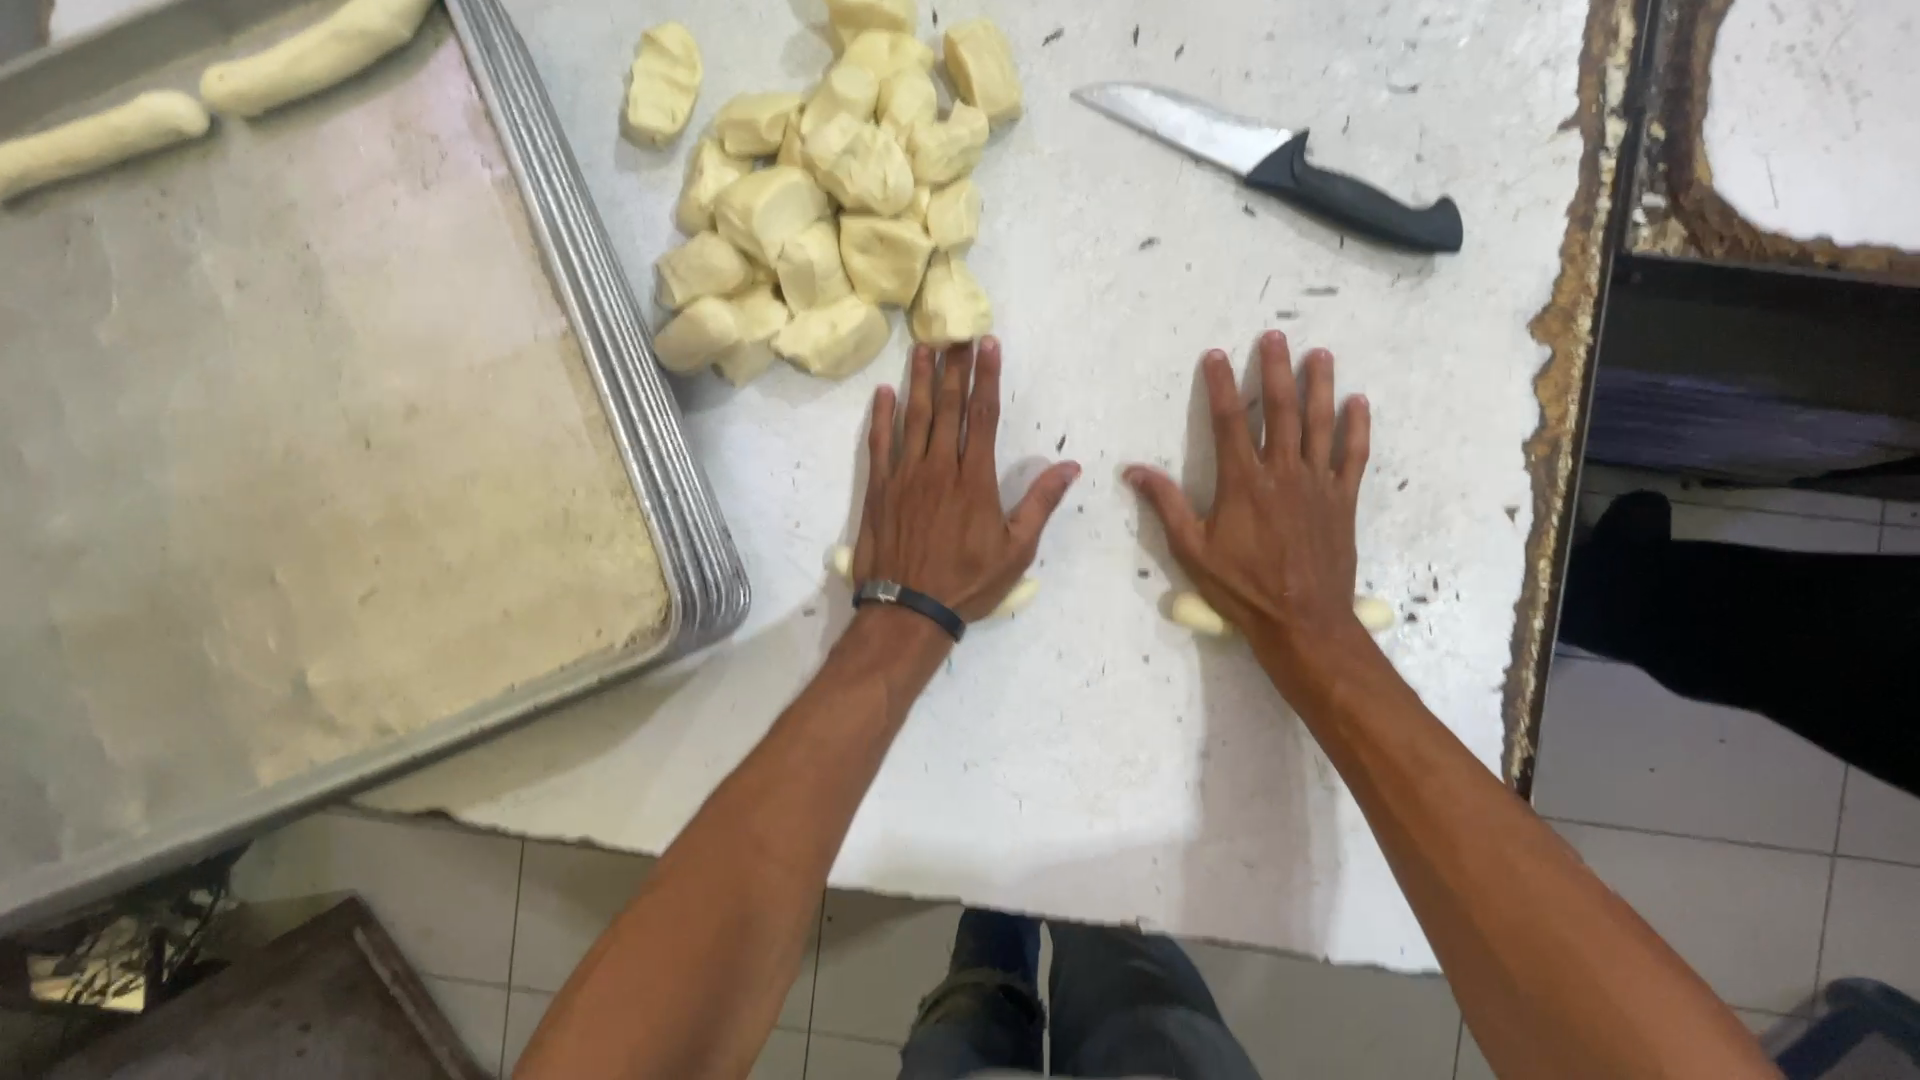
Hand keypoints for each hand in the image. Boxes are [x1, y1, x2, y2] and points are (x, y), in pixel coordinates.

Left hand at [855, 337, 1079, 622]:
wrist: (908, 609)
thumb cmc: (968, 583)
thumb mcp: (1017, 550)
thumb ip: (1040, 503)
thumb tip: (1070, 467)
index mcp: (974, 479)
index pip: (983, 416)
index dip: (987, 377)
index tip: (988, 345)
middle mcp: (938, 467)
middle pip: (948, 407)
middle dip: (954, 367)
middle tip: (955, 333)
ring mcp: (904, 476)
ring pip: (913, 417)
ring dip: (919, 381)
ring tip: (923, 348)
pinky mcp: (879, 489)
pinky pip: (879, 444)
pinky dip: (882, 416)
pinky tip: (885, 393)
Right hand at [1125, 331, 1372, 696]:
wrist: (1301, 620)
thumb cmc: (1241, 588)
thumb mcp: (1191, 550)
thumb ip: (1167, 506)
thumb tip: (1134, 471)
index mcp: (1242, 482)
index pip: (1229, 422)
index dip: (1221, 385)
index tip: (1216, 355)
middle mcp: (1283, 473)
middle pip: (1281, 410)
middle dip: (1276, 370)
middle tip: (1276, 336)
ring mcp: (1318, 484)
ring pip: (1321, 424)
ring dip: (1321, 386)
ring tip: (1320, 353)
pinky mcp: (1343, 501)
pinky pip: (1354, 456)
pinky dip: (1357, 428)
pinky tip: (1359, 402)